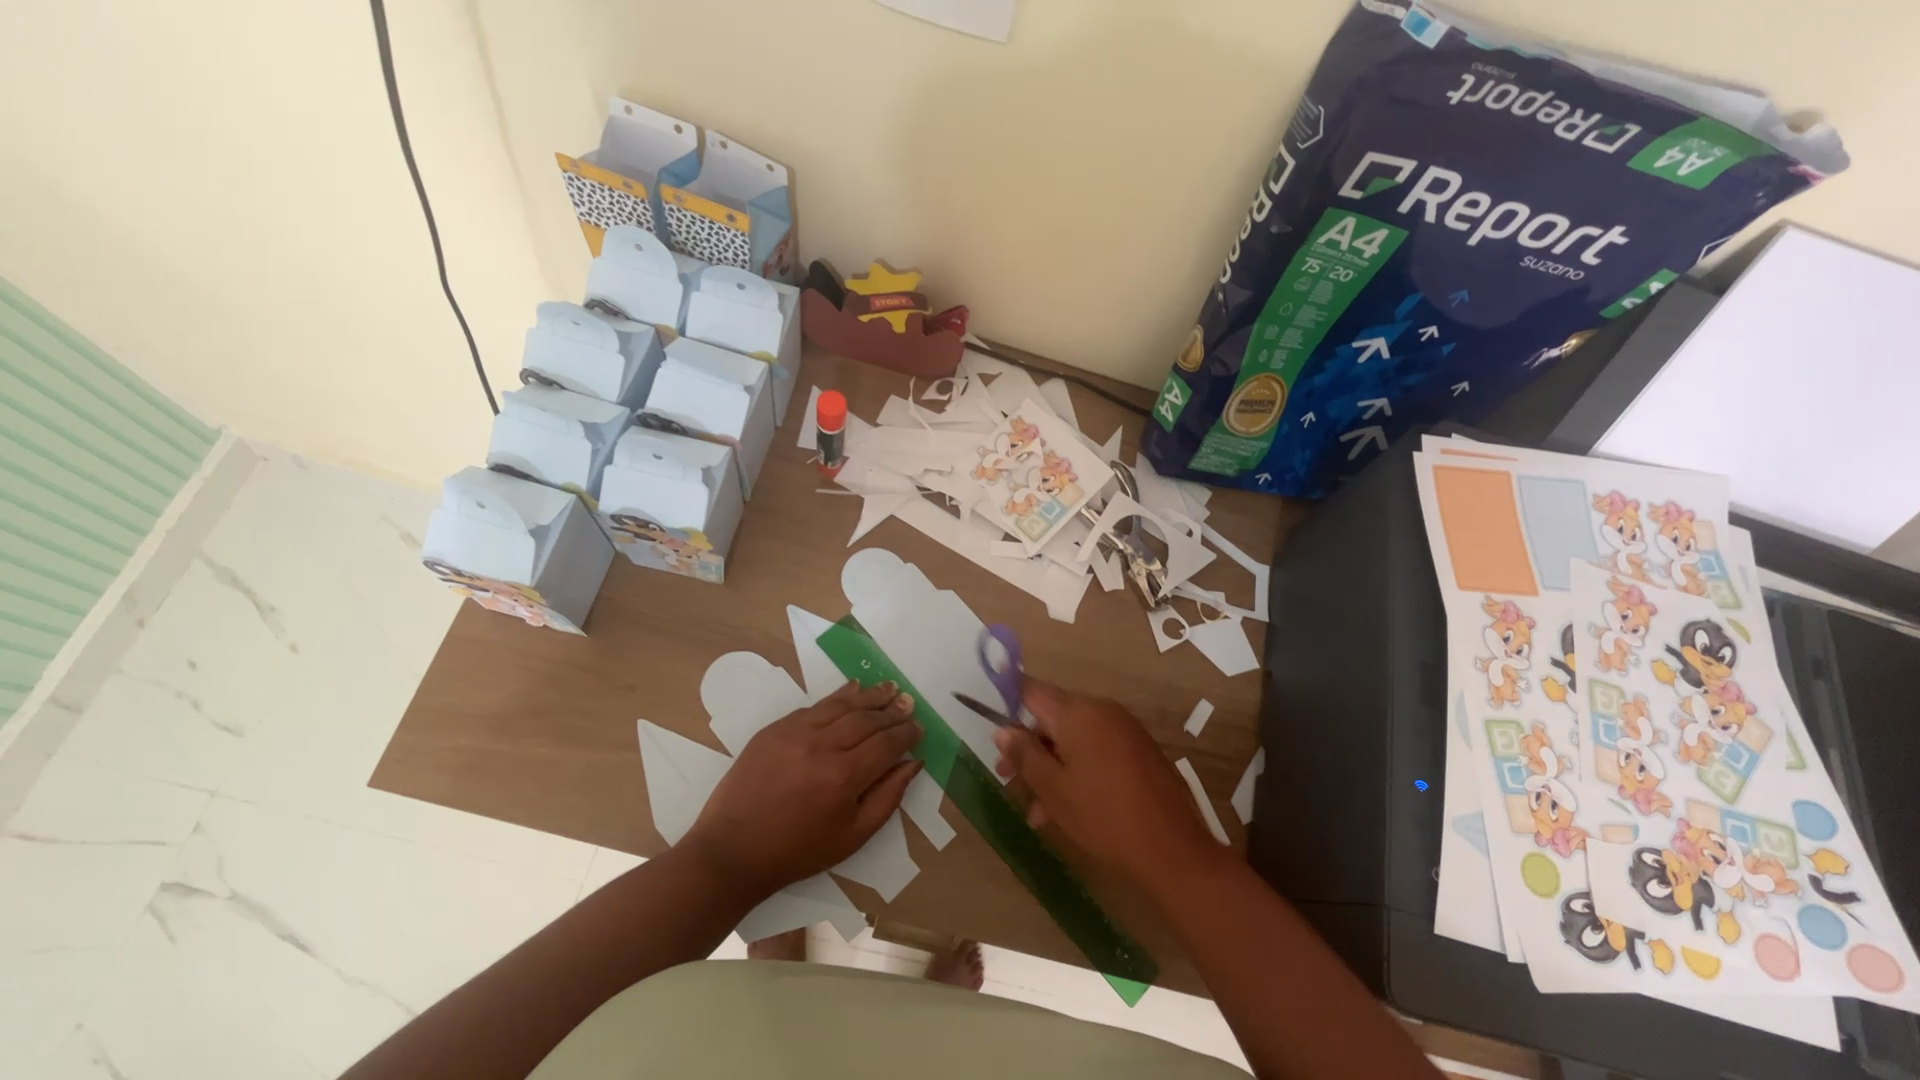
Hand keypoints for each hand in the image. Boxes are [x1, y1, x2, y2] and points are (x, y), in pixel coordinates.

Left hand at [682, 680, 922, 897]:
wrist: (733, 851)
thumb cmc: (798, 851)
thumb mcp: (853, 836)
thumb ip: (888, 797)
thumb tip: (912, 764)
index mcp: (845, 777)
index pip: (887, 743)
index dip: (907, 733)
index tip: (919, 727)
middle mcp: (822, 746)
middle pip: (866, 719)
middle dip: (891, 710)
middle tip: (908, 702)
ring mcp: (795, 733)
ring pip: (840, 705)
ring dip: (867, 695)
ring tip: (887, 687)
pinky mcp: (774, 730)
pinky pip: (813, 707)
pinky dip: (835, 697)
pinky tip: (850, 691)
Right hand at [993, 679, 1227, 892]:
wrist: (1171, 849)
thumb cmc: (1102, 816)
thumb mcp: (1053, 788)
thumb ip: (1024, 755)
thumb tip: (1003, 729)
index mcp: (1079, 713)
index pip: (1033, 691)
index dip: (1008, 701)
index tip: (989, 716)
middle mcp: (1103, 712)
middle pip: (1054, 718)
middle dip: (1029, 747)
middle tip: (1008, 779)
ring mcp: (1125, 732)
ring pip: (1075, 740)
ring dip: (1052, 767)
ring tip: (1038, 811)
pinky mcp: (1140, 753)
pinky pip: (1098, 752)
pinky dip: (1077, 772)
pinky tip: (1066, 810)